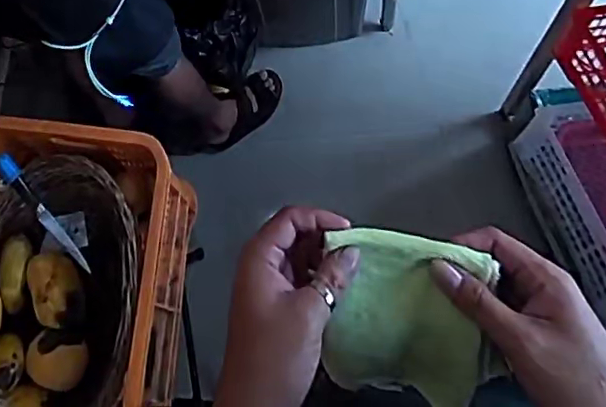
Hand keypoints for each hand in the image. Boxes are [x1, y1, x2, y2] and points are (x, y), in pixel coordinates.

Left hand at [215, 207, 360, 406]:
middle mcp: (259, 263)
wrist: (254, 402)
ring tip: (347, 270)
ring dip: (321, 258)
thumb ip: (331, 277)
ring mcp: (265, 283)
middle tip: (351, 251)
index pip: (290, 217)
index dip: (319, 217)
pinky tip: (335, 288)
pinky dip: (316, 276)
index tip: (348, 230)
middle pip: (293, 233)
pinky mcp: (273, 303)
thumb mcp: (308, 312)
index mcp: (259, 256)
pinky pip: (297, 276)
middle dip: (322, 237)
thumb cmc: (274, 355)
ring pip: (297, 255)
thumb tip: (352, 252)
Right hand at [431, 227, 605, 406]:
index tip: (436, 262)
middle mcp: (546, 287)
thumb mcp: (521, 340)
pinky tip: (473, 337)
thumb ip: (479, 302)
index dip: (463, 245)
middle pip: (495, 266)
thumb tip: (440, 268)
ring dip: (476, 303)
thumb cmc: (577, 382)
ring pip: (499, 293)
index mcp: (545, 276)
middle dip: (466, 277)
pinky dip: (488, 323)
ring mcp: (546, 311)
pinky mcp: (544, 335)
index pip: (495, 240)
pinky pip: (507, 315)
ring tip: (450, 314)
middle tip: (438, 291)